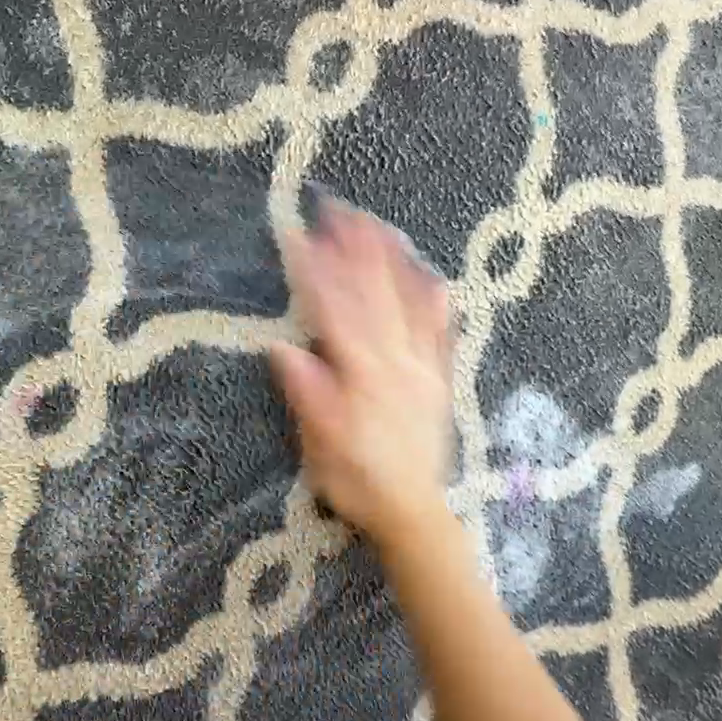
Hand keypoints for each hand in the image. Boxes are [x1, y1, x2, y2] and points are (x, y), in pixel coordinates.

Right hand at [269, 197, 458, 546]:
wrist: (413, 512)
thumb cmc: (357, 481)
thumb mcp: (321, 446)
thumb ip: (307, 396)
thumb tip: (282, 349)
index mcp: (360, 374)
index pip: (333, 311)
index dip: (314, 271)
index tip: (298, 235)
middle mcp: (394, 361)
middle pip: (372, 294)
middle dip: (353, 248)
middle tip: (339, 209)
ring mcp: (420, 367)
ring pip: (406, 303)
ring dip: (391, 261)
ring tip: (378, 224)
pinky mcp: (436, 378)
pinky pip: (439, 331)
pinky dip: (434, 300)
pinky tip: (433, 275)